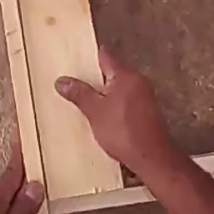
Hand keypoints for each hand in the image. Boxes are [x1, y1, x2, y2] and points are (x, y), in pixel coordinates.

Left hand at [0, 147, 44, 213]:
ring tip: (35, 188)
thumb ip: (25, 208)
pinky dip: (11, 207)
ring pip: (3, 199)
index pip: (11, 172)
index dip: (20, 155)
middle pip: (7, 184)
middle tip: (37, 160)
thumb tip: (34, 184)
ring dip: (18, 193)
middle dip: (22, 174)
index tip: (24, 135)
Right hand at [54, 47, 182, 175]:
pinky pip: (125, 100)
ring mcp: (145, 96)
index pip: (106, 56)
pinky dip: (113, 104)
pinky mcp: (146, 111)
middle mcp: (138, 82)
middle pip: (112, 72)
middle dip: (94, 78)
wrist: (151, 158)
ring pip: (119, 87)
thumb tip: (62, 81)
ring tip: (85, 101)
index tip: (76, 58)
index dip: (90, 56)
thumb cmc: (124, 132)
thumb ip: (79, 94)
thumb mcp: (95, 111)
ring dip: (104, 93)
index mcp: (126, 76)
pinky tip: (102, 115)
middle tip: (74, 83)